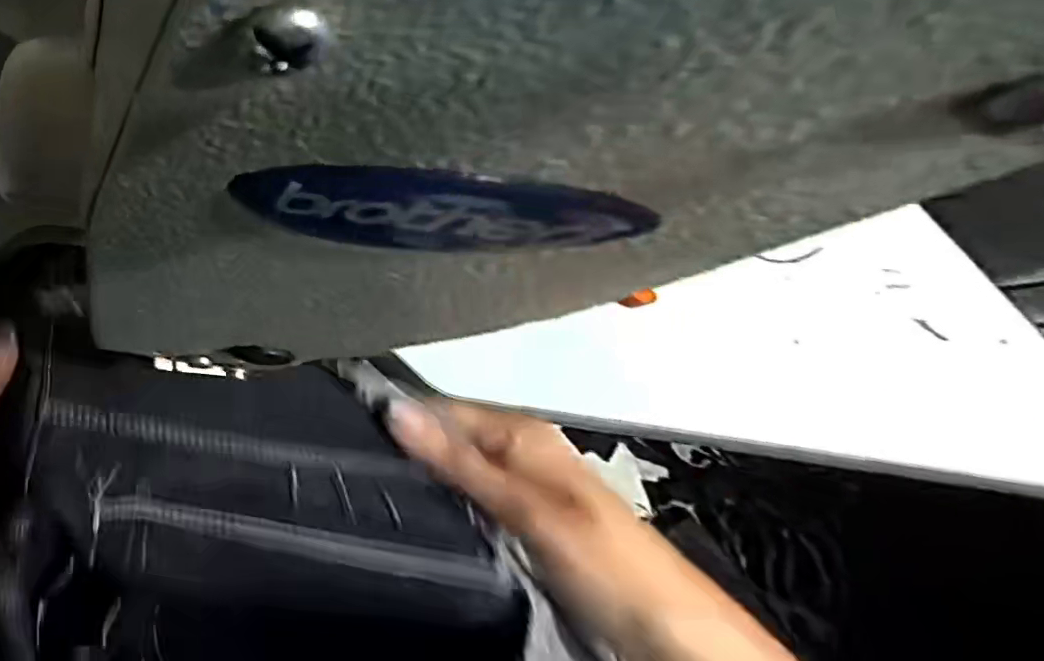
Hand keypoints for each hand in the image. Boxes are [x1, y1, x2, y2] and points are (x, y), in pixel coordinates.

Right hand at [387, 399, 794, 660]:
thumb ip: (460, 460)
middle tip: (363, 462)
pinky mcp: (522, 529)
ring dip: (424, 479)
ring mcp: (520, 492)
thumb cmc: (623, 572)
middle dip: (407, 448)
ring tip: (384, 488)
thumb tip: (395, 411)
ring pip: (452, 472)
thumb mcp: (530, 509)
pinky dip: (445, 507)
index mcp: (521, 432)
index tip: (357, 424)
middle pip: (443, 438)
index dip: (398, 415)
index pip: (437, 406)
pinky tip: (428, 518)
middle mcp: (518, 453)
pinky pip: (466, 504)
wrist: (686, 649)